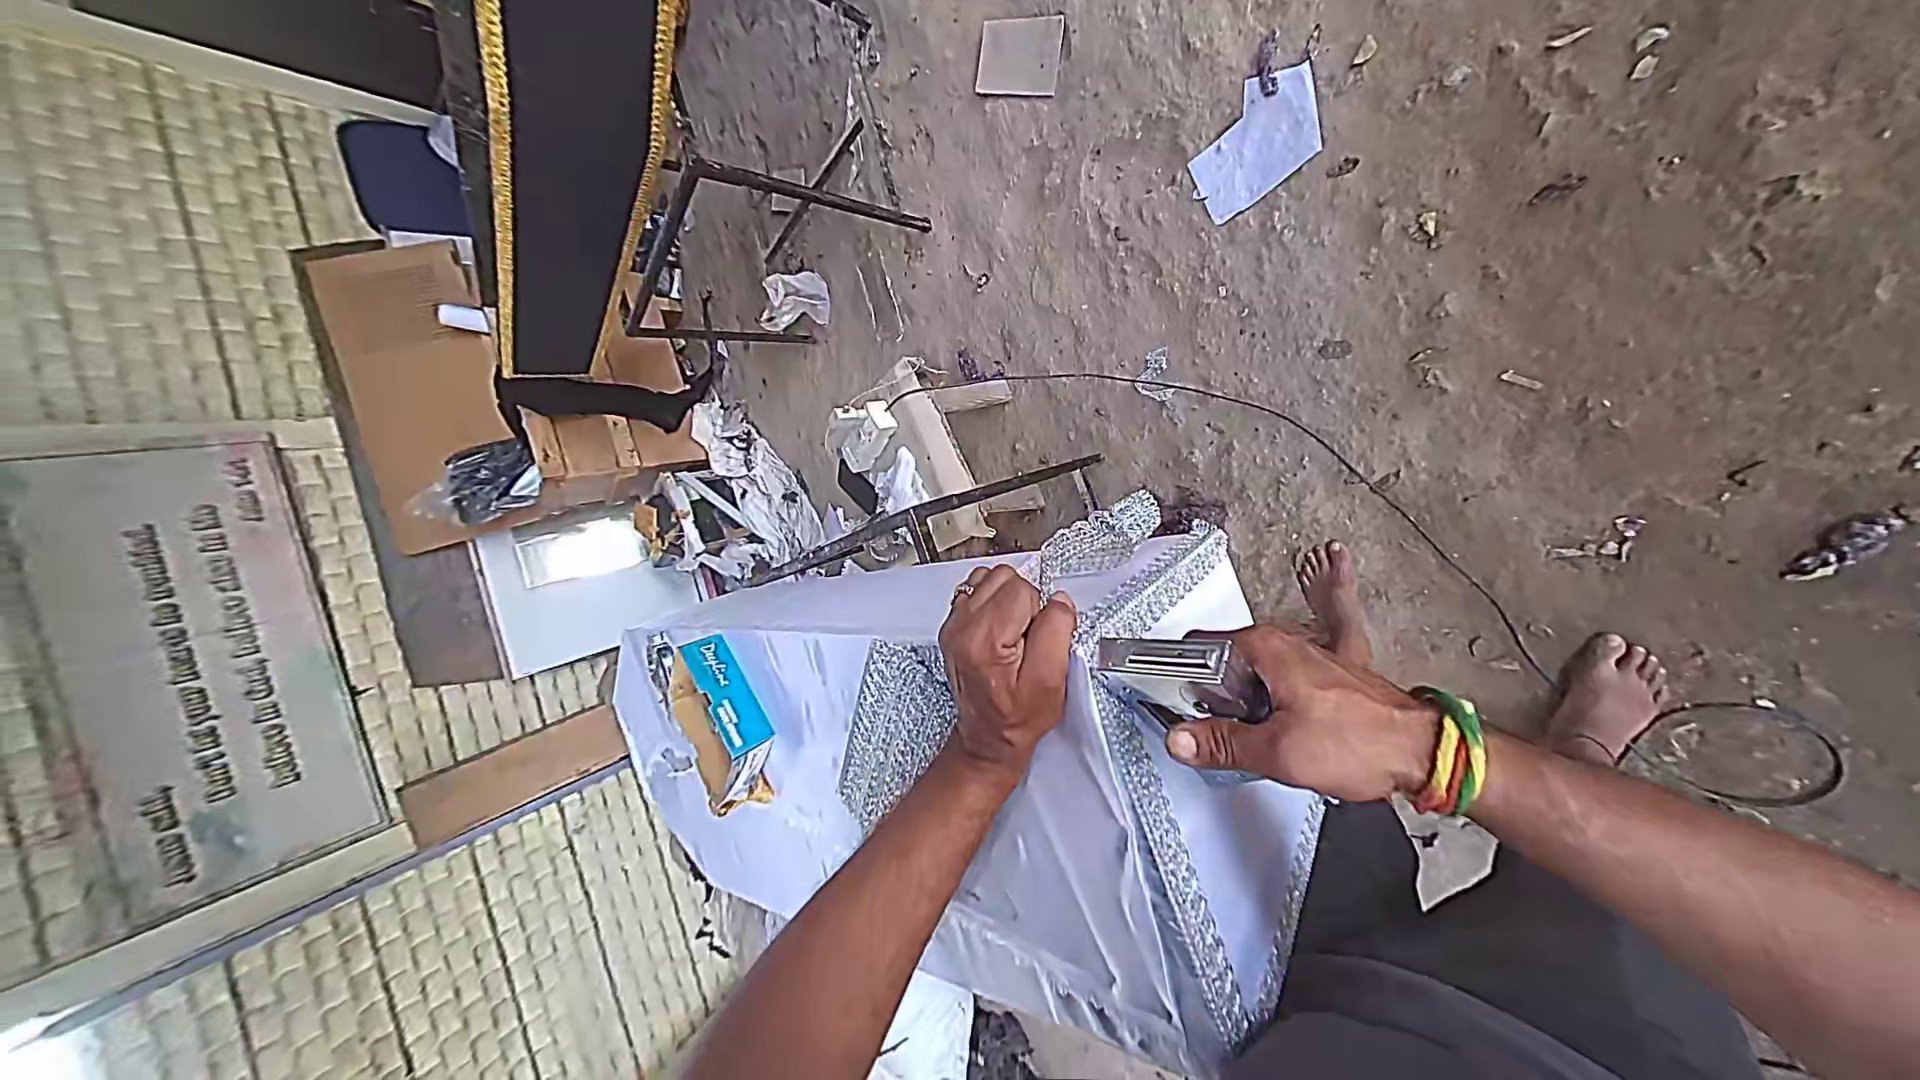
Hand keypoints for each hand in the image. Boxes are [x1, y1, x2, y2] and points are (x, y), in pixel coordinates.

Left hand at [938, 565, 1077, 784]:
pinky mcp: (952, 624)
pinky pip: (977, 589)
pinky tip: (1000, 628)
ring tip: (1013, 632)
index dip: (1041, 610)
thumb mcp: (1051, 681)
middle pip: (1005, 577)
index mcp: (983, 639)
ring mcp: (953, 624)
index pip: (1022, 588)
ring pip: (990, 578)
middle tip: (1028, 636)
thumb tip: (1059, 600)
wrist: (988, 736)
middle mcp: (961, 626)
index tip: (1039, 637)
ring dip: (1008, 598)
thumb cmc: (1017, 717)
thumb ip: (1057, 632)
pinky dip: (993, 601)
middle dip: (1025, 600)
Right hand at [1164, 625, 1439, 801]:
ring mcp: (1299, 659)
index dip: (1179, 678)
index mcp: (1264, 647)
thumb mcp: (1278, 751)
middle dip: (1212, 699)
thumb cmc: (1364, 741)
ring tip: (1253, 739)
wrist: (1424, 752)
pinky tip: (1275, 737)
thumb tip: (1181, 739)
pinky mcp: (1313, 678)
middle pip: (1218, 665)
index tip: (1174, 702)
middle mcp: (1282, 644)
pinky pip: (1268, 688)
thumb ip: (1221, 743)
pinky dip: (1261, 710)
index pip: (1196, 648)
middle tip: (1217, 732)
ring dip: (1238, 707)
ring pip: (1244, 678)